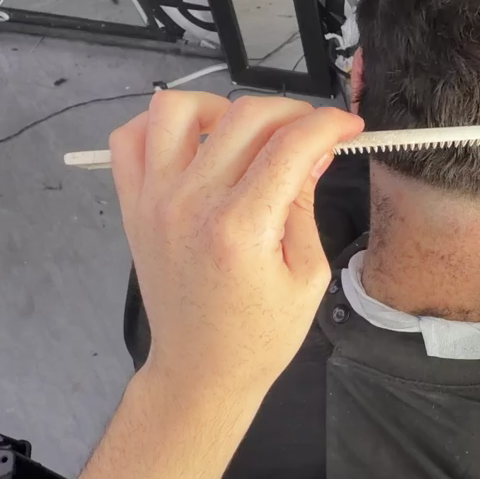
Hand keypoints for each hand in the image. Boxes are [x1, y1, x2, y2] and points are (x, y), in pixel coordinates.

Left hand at [110, 92, 363, 402]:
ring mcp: (155, 201)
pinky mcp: (135, 206)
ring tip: (247, 135)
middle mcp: (192, 204)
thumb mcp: (308, 277)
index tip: (348, 127)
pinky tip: (195, 143)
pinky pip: (131, 138)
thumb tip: (313, 153)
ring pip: (179, 109)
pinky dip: (161, 125)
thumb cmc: (259, 337)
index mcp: (243, 229)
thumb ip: (306, 206)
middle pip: (245, 117)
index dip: (329, 125)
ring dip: (223, 108)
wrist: (201, 369)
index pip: (291, 145)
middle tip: (313, 133)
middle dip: (292, 113)